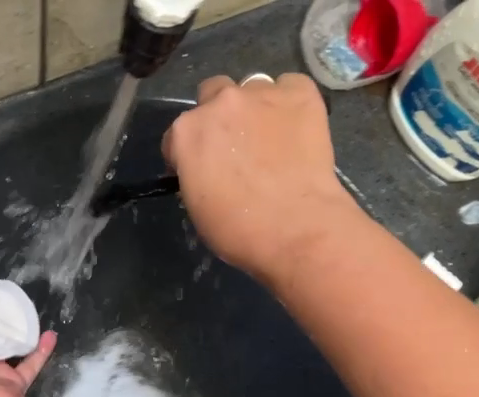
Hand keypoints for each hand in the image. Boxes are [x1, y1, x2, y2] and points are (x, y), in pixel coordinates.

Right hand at [162, 74, 362, 283]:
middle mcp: (221, 102)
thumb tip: (210, 166)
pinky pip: (290, 86)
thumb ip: (196, 171)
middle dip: (219, 116)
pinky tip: (294, 129)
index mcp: (187, 132)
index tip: (200, 169)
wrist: (294, 227)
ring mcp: (262, 92)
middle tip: (234, 146)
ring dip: (254, 108)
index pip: (178, 133)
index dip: (187, 152)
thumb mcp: (197, 204)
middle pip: (213, 94)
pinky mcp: (301, 93)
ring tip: (269, 138)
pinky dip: (289, 103)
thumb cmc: (236, 229)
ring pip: (252, 88)